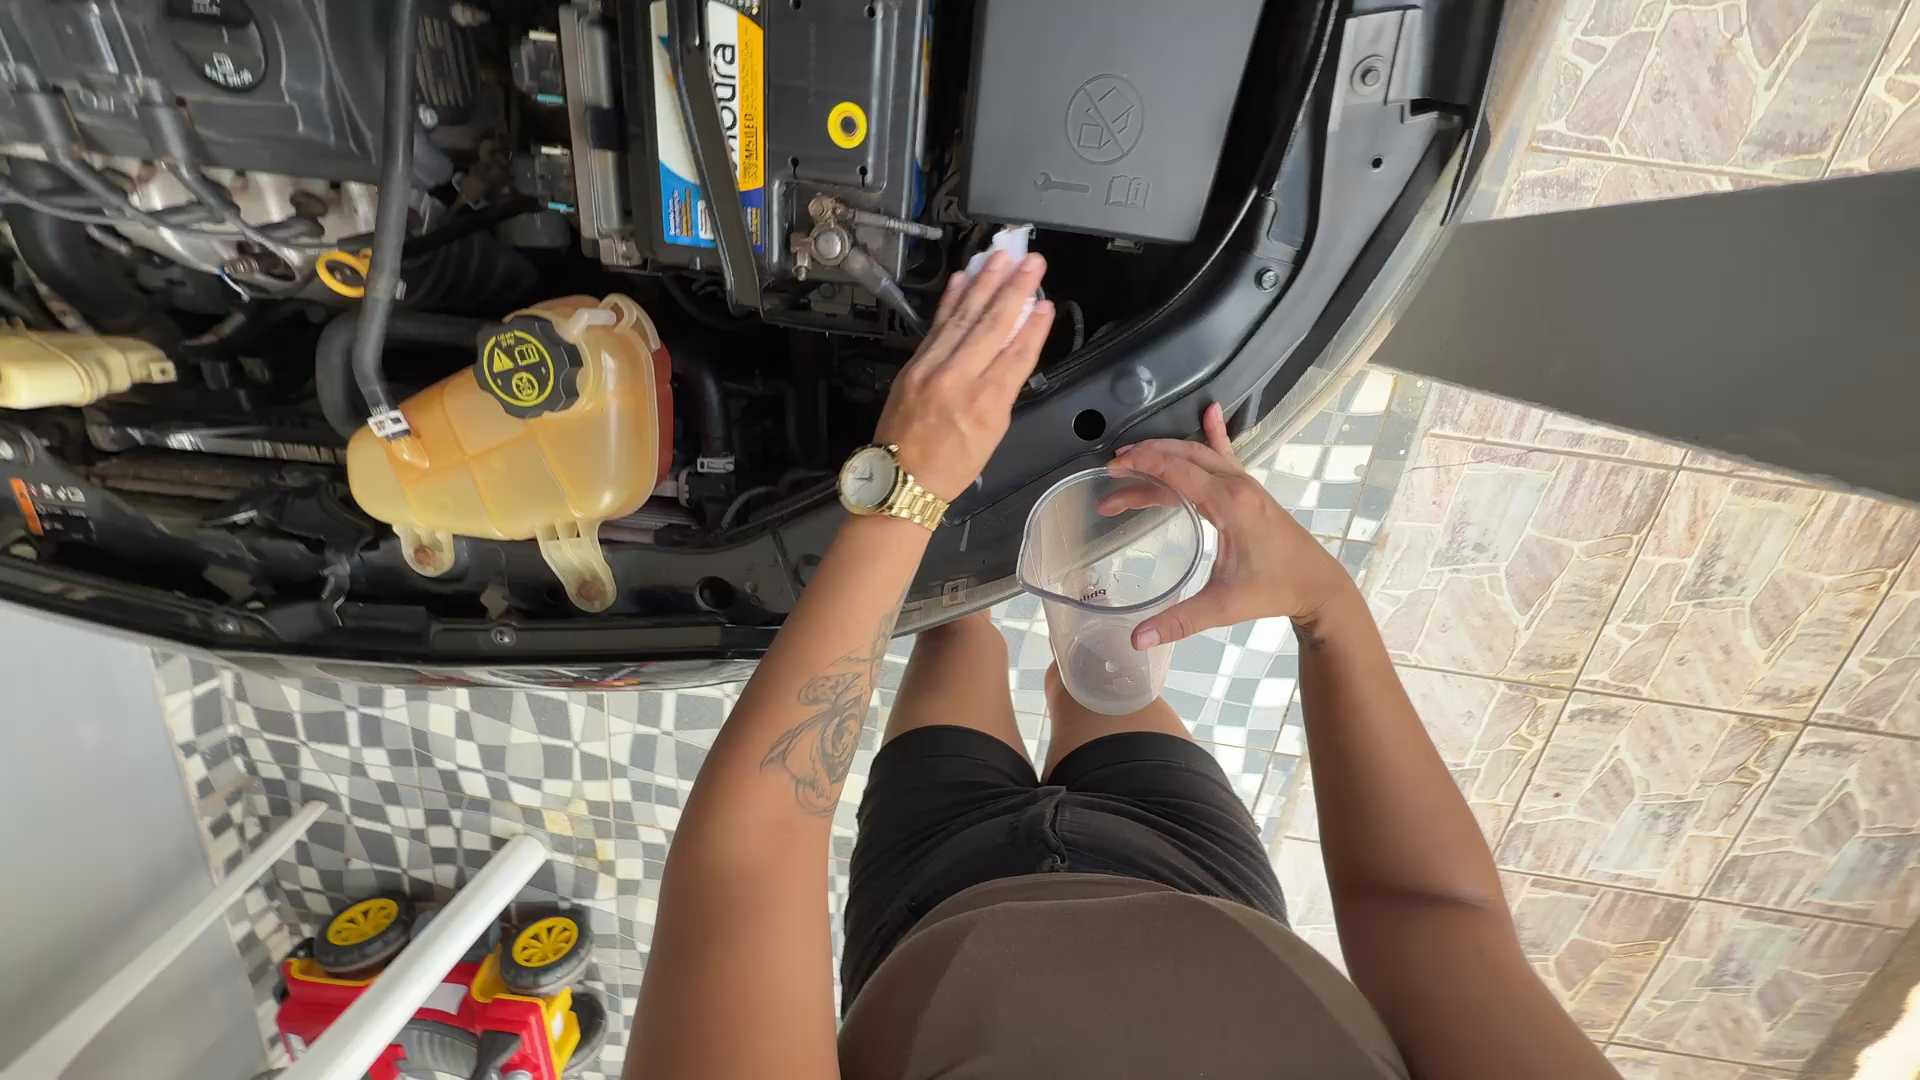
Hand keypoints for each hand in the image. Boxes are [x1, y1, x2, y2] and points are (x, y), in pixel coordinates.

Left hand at [873, 251, 1054, 500]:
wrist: (901, 480)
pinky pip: (937, 326)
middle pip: (991, 325)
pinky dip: (951, 300)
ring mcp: (931, 369)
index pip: (1016, 354)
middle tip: (1031, 261)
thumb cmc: (951, 466)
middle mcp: (957, 380)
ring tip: (1000, 257)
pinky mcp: (913, 365)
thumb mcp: (992, 434)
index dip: (1033, 326)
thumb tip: (1016, 348)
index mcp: (985, 404)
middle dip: (1014, 289)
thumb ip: (1004, 388)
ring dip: (984, 283)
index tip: (1046, 301)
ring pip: (962, 317)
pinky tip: (962, 279)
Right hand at [1111, 403, 1355, 647]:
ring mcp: (1245, 483)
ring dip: (1165, 452)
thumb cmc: (1273, 591)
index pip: (1178, 471)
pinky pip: (1225, 454)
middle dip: (1146, 456)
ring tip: (1132, 457)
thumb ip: (1179, 621)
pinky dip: (1214, 433)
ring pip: (1199, 453)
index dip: (1144, 465)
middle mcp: (1237, 485)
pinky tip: (1210, 412)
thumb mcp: (1223, 606)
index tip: (1114, 466)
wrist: (1318, 585)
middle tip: (1113, 466)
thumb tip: (1137, 640)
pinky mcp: (1249, 489)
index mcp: (1230, 504)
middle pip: (1184, 455)